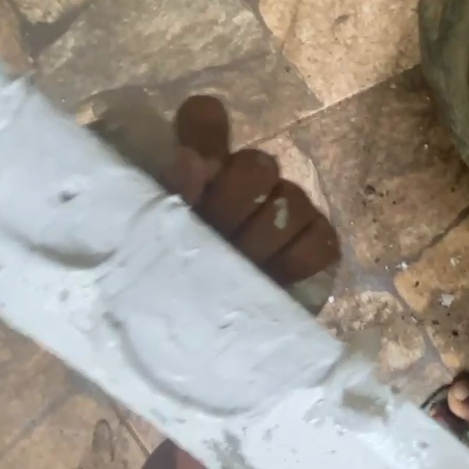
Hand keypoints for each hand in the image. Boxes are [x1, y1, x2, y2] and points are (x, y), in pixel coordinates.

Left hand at [157, 96, 340, 287]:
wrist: (191, 346)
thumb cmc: (164, 282)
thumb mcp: (147, 238)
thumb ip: (170, 194)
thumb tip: (192, 158)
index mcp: (198, 170)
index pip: (205, 121)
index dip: (204, 145)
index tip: (193, 174)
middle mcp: (247, 181)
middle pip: (256, 166)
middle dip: (230, 206)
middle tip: (212, 241)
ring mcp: (289, 211)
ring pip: (290, 201)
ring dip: (261, 239)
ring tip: (238, 269)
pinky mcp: (316, 245)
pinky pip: (321, 239)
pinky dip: (298, 258)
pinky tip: (274, 276)